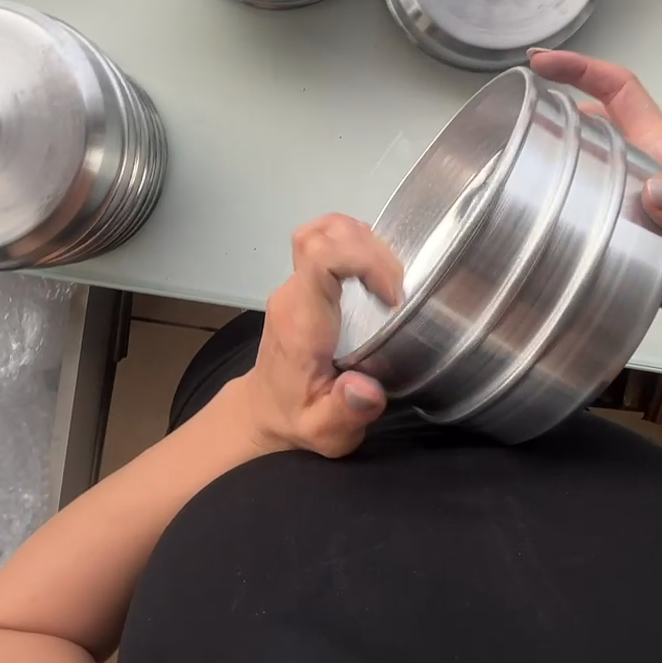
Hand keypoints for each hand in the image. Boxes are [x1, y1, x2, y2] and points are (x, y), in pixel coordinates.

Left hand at [227, 214, 402, 457]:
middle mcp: (293, 294)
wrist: (264, 411)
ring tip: (390, 280)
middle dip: (371, 249)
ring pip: (323, 230)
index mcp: (300, 321)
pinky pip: (327, 243)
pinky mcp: (303, 283)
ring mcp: (295, 284)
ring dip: (363, 242)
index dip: (362, 259)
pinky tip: (377, 276)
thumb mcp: (324, 432)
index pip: (319, 256)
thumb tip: (366, 388)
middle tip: (397, 289)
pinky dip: (356, 245)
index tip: (392, 295)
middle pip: (323, 234)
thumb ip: (345, 410)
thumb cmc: (296, 418)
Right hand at [528, 50, 661, 333]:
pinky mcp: (611, 227)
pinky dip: (546, 201)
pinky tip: (522, 216)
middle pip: (586, 122)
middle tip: (502, 127)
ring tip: (500, 170)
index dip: (581, 69)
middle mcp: (634, 165)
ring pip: (576, 162)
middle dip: (546, 112)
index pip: (618, 91)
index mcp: (657, 150)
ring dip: (541, 158)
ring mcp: (621, 196)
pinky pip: (573, 201)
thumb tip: (656, 192)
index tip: (539, 62)